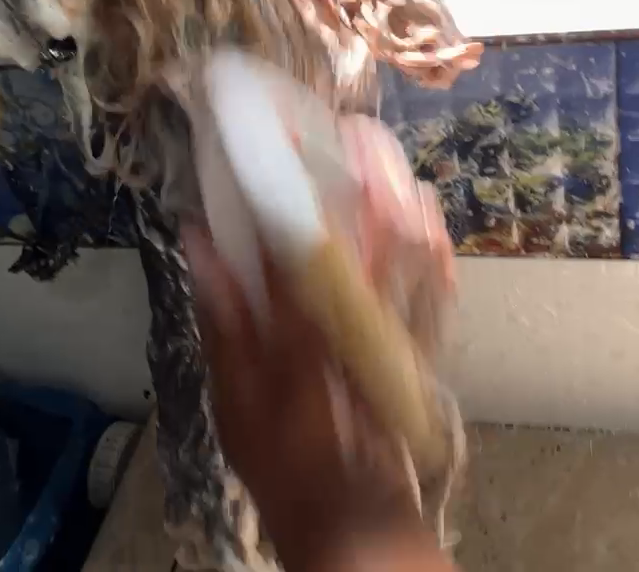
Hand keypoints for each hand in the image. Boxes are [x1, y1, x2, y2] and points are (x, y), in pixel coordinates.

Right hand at [186, 115, 456, 570]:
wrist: (357, 514)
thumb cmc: (286, 461)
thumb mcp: (232, 399)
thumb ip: (223, 318)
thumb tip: (201, 240)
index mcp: (308, 327)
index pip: (302, 235)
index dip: (292, 177)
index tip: (279, 132)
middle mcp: (363, 315)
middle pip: (371, 223)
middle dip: (359, 164)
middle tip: (340, 124)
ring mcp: (404, 322)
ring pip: (410, 237)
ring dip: (394, 184)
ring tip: (372, 145)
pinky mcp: (427, 336)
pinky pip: (437, 271)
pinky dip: (428, 231)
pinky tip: (419, 203)